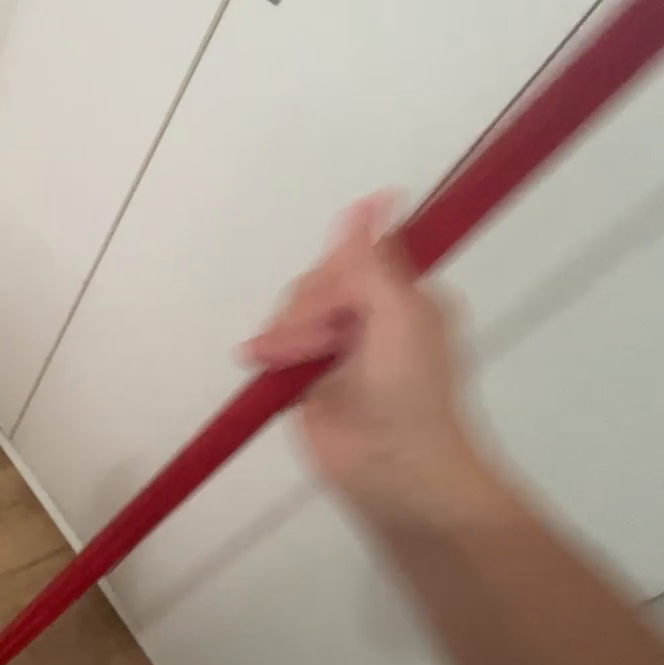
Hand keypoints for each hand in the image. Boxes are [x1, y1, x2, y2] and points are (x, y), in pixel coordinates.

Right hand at [243, 193, 483, 519]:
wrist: (390, 469)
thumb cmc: (406, 392)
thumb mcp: (398, 318)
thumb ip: (374, 262)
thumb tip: (375, 195)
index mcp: (402, 297)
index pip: (351, 260)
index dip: (331, 278)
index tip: (329, 312)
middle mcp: (369, 316)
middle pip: (314, 285)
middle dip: (302, 313)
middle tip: (311, 347)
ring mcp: (334, 347)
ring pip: (289, 313)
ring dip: (282, 334)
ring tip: (284, 362)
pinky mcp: (304, 375)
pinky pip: (276, 344)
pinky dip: (265, 350)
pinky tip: (257, 360)